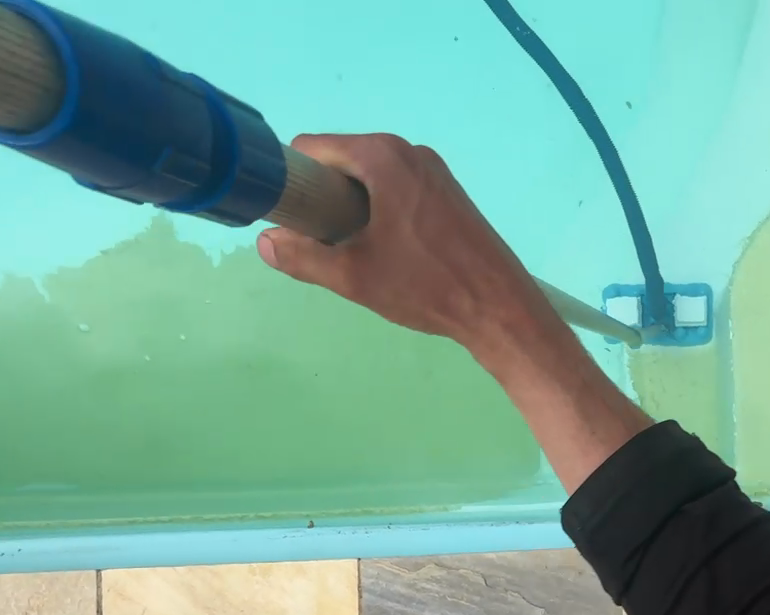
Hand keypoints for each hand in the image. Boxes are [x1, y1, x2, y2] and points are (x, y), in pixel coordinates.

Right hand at [256, 134, 558, 355]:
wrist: (501, 310)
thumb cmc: (427, 288)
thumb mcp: (354, 276)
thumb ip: (303, 256)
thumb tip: (267, 242)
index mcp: (382, 155)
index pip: (313, 149)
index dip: (295, 181)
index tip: (293, 219)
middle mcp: (411, 152)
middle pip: (345, 164)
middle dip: (328, 200)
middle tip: (330, 245)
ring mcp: (438, 174)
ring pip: (375, 182)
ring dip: (358, 212)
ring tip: (363, 255)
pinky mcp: (455, 197)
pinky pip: (403, 195)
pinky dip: (387, 216)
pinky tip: (395, 255)